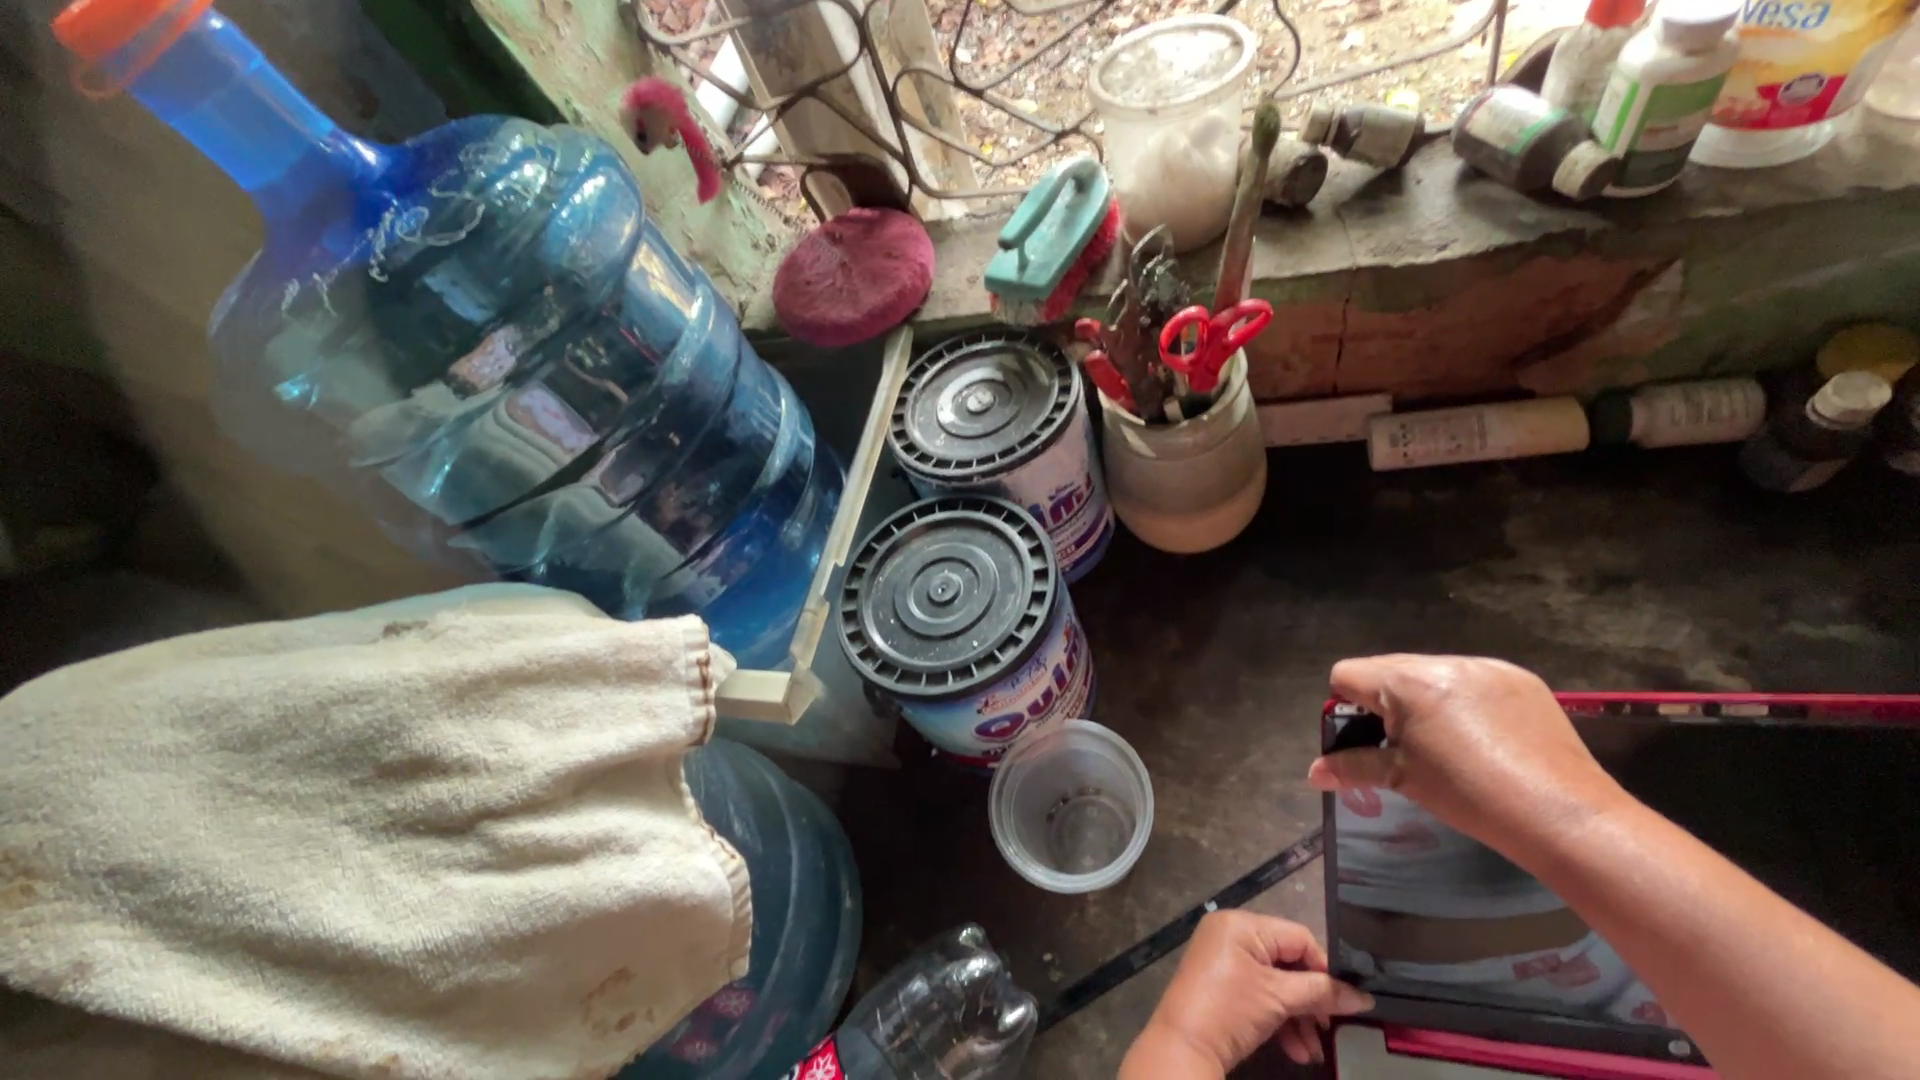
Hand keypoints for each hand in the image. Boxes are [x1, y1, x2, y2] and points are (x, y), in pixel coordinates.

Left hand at [1121, 911, 1372, 1075]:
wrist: (1184, 1047)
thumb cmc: (1231, 1009)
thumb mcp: (1279, 998)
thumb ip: (1322, 993)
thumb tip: (1362, 995)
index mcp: (1242, 924)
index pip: (1297, 936)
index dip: (1324, 967)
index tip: (1347, 999)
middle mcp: (1231, 935)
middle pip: (1288, 962)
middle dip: (1311, 1000)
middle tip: (1331, 1028)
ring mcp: (1225, 961)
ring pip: (1276, 983)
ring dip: (1298, 1017)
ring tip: (1313, 1049)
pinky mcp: (1223, 986)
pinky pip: (1260, 994)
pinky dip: (1279, 1019)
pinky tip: (1297, 1050)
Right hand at [1307, 655, 1624, 844]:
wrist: (1564, 814)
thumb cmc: (1469, 795)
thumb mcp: (1403, 779)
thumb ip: (1353, 767)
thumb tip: (1313, 773)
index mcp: (1406, 682)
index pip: (1347, 674)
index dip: (1345, 706)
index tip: (1366, 740)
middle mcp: (1443, 662)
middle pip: (1388, 670)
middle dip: (1385, 702)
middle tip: (1404, 746)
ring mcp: (1486, 667)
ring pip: (1431, 674)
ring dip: (1424, 700)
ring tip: (1446, 744)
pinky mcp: (1520, 680)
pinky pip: (1472, 681)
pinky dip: (1465, 703)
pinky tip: (1484, 739)